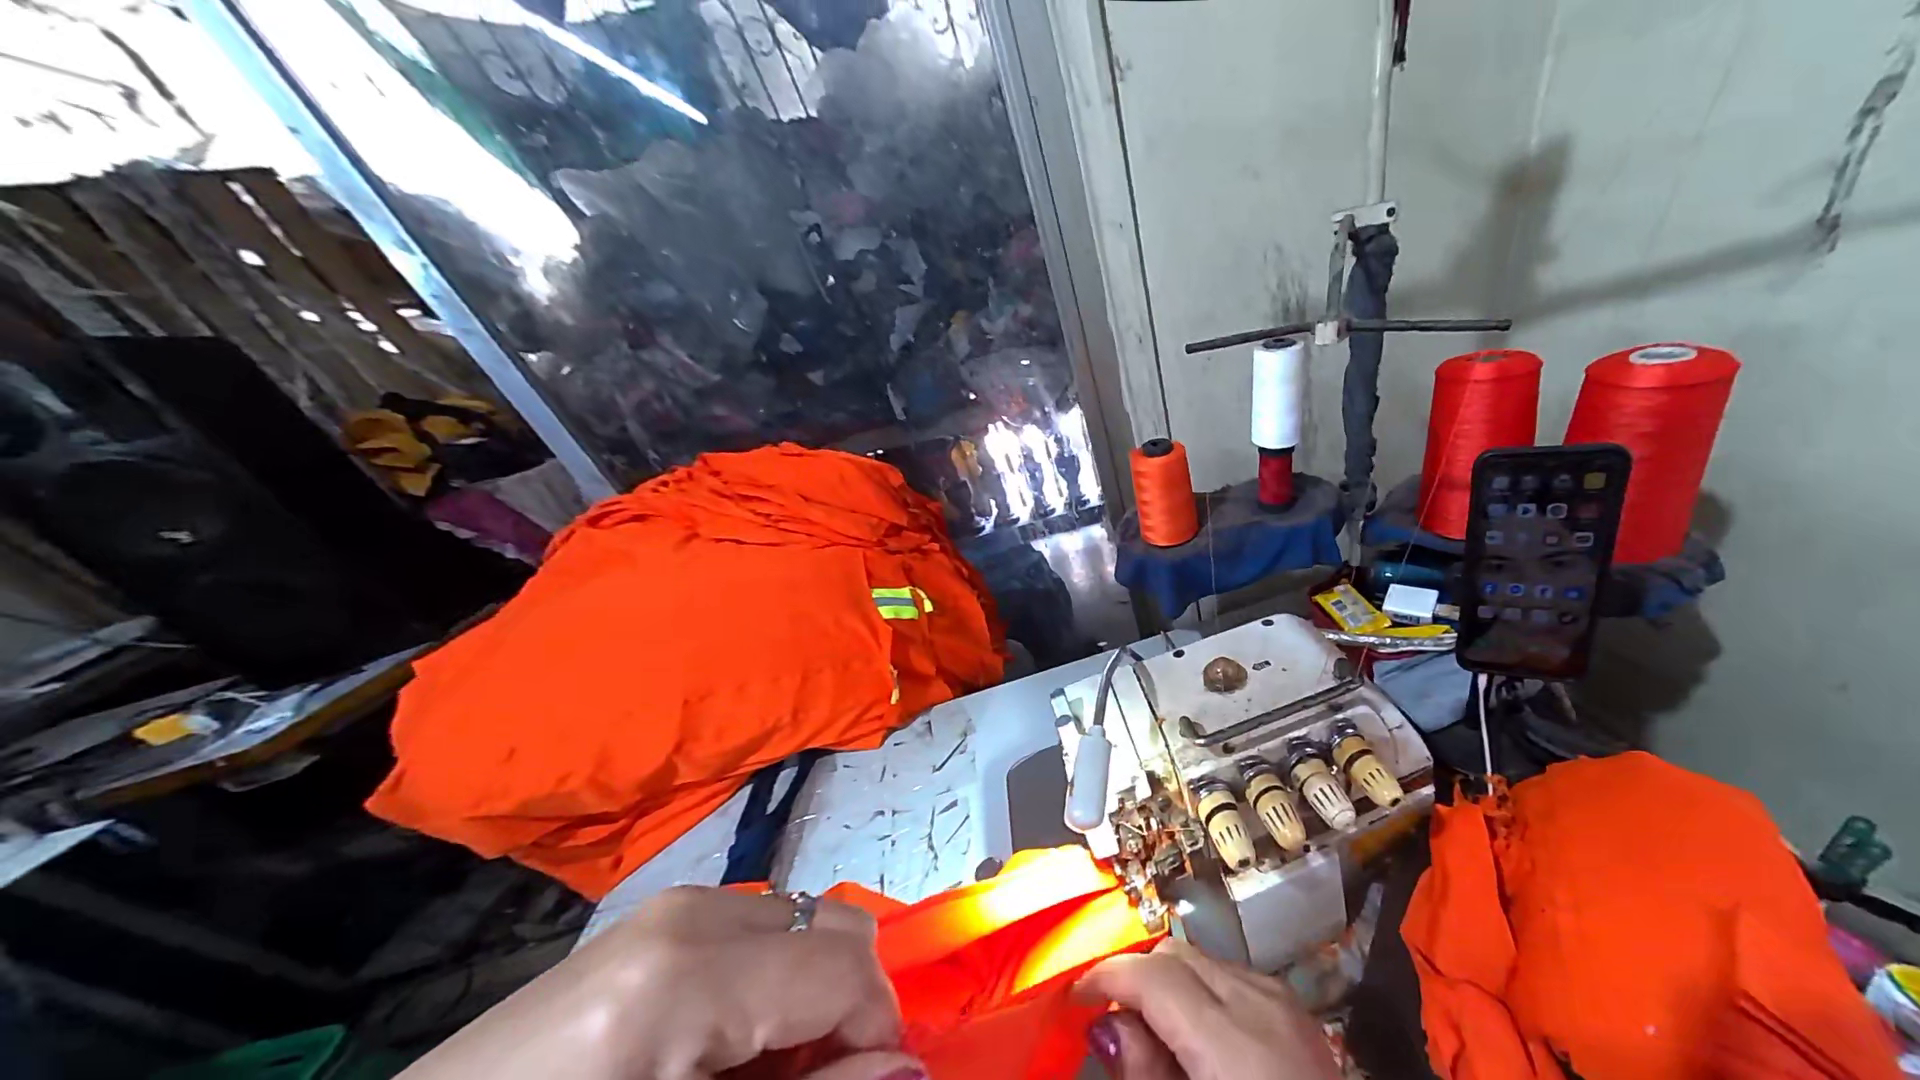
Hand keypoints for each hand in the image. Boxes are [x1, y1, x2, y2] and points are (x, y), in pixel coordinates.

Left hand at [400, 887, 922, 1079]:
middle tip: (814, 1079)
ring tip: (763, 1069)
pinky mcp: (659, 918)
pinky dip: (772, 982)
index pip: (842, 964)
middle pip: (834, 924)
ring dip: (812, 994)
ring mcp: (672, 906)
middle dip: (850, 1004)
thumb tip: (909, 1070)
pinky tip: (726, 1045)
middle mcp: (691, 911)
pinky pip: (758, 930)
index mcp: (688, 974)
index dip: (879, 1029)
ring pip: (802, 923)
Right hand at [1074, 939, 1340, 1079]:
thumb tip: (1108, 1023)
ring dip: (1166, 982)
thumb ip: (1147, 1072)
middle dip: (1134, 975)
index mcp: (1235, 1044)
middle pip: (1174, 955)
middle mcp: (1261, 1004)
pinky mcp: (1296, 1010)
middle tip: (1112, 1021)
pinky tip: (1198, 1035)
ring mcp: (1283, 1002)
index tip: (1075, 998)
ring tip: (1155, 1033)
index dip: (1104, 977)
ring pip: (1200, 960)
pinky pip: (1230, 977)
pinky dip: (1200, 991)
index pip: (1151, 974)